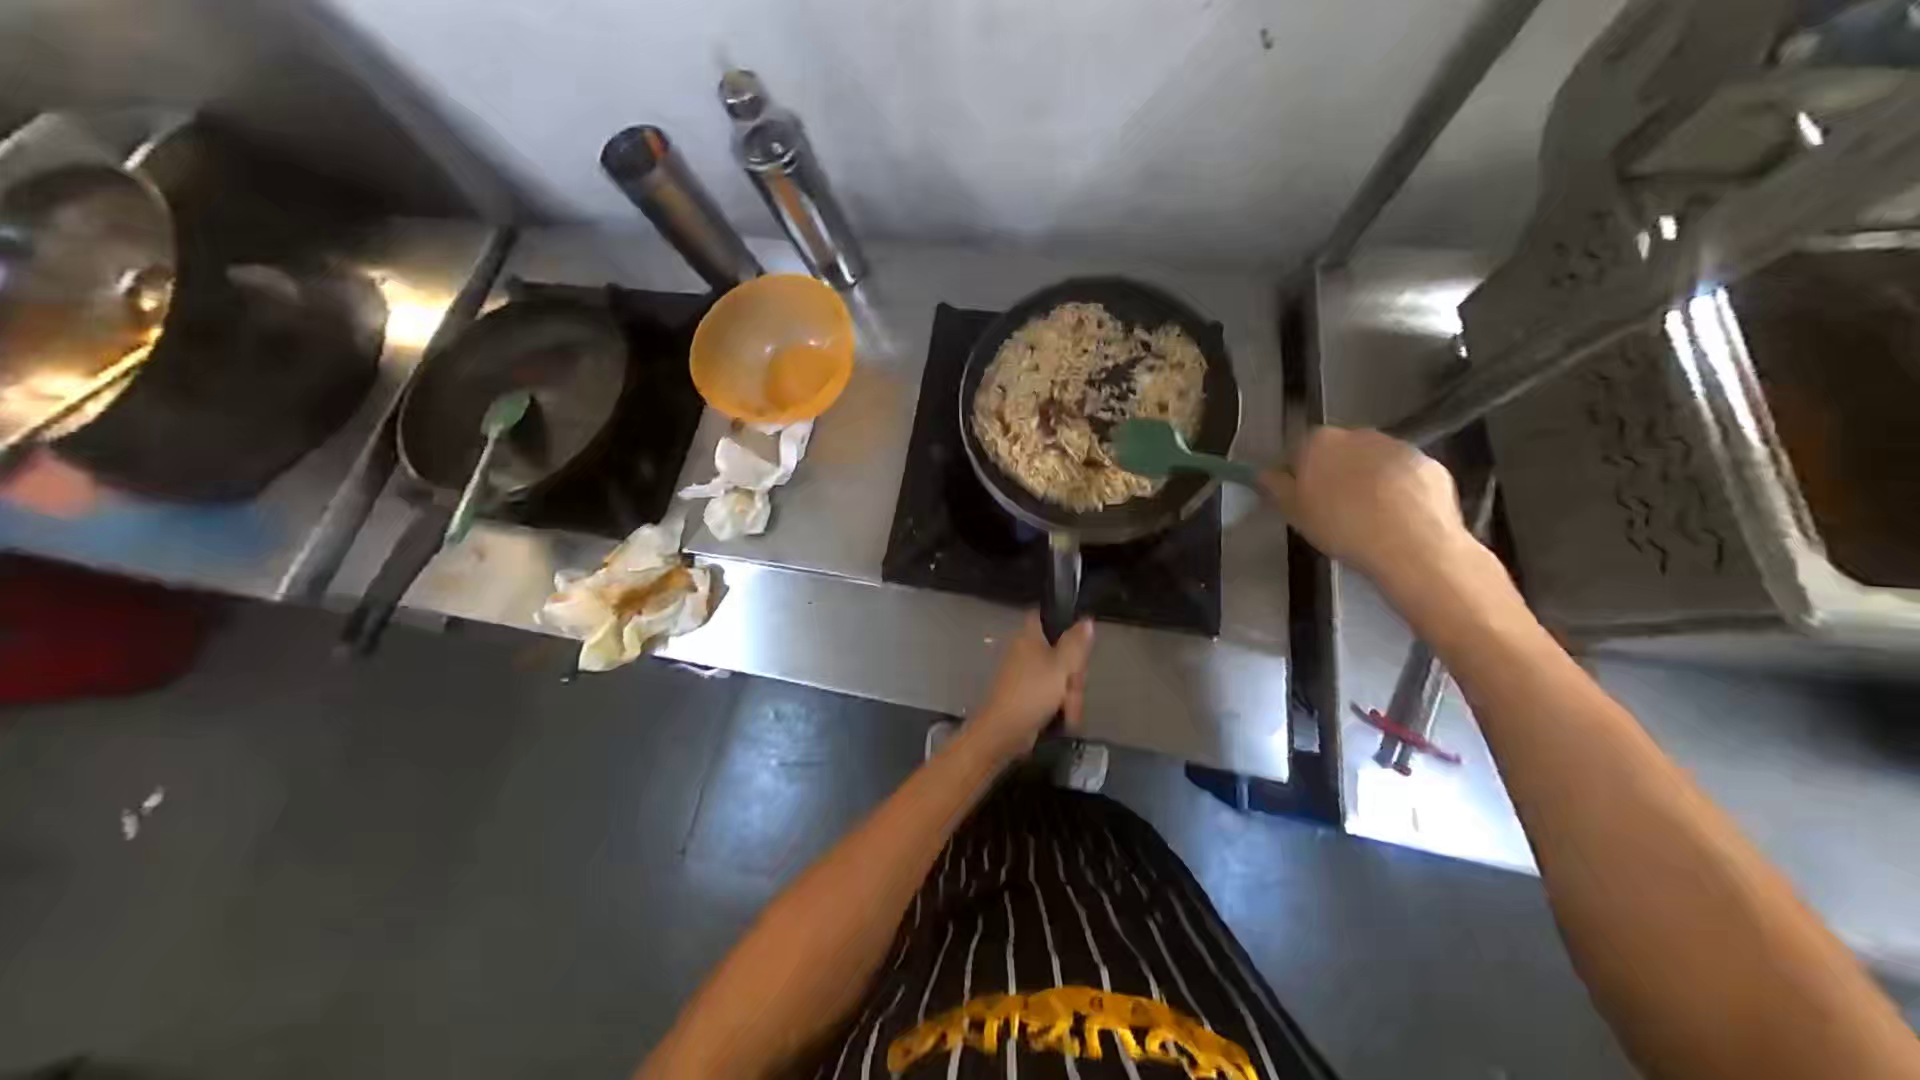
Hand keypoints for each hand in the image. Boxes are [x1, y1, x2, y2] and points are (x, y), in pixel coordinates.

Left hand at [968, 613, 1095, 758]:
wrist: (1003, 732)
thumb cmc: (1032, 693)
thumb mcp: (1061, 666)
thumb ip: (1076, 643)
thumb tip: (1086, 620)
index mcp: (1029, 637)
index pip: (1044, 616)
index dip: (1062, 623)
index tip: (1079, 642)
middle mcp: (1025, 652)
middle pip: (1060, 652)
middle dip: (1073, 674)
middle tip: (1074, 687)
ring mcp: (1024, 675)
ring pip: (1059, 676)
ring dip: (1069, 695)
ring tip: (1069, 711)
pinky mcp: (1026, 696)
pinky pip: (1050, 694)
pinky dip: (1059, 706)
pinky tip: (1064, 719)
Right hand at [1261, 427, 1480, 592]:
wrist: (1413, 546)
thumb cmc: (1343, 527)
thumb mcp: (1294, 513)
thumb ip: (1275, 487)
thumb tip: (1265, 474)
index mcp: (1319, 442)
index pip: (1297, 450)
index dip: (1297, 475)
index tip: (1301, 498)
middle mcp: (1358, 435)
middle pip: (1338, 452)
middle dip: (1334, 474)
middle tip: (1333, 510)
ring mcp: (1398, 447)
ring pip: (1372, 462)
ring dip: (1367, 481)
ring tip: (1367, 518)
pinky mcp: (1429, 464)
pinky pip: (1404, 474)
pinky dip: (1398, 490)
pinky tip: (1396, 518)